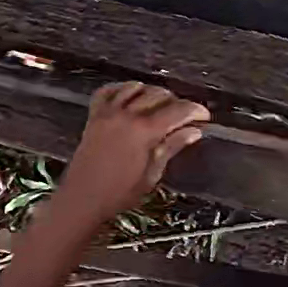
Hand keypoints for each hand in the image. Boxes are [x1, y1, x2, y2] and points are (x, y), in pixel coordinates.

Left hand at [55, 82, 209, 226]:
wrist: (83, 198)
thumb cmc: (119, 193)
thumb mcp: (151, 174)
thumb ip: (171, 148)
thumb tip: (193, 131)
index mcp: (144, 131)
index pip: (177, 111)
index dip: (194, 110)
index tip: (204, 116)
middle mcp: (126, 115)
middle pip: (157, 95)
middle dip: (175, 101)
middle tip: (183, 114)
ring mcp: (108, 113)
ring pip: (134, 88)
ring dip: (150, 91)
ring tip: (159, 103)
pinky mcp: (93, 116)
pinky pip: (107, 92)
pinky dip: (120, 89)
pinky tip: (128, 95)